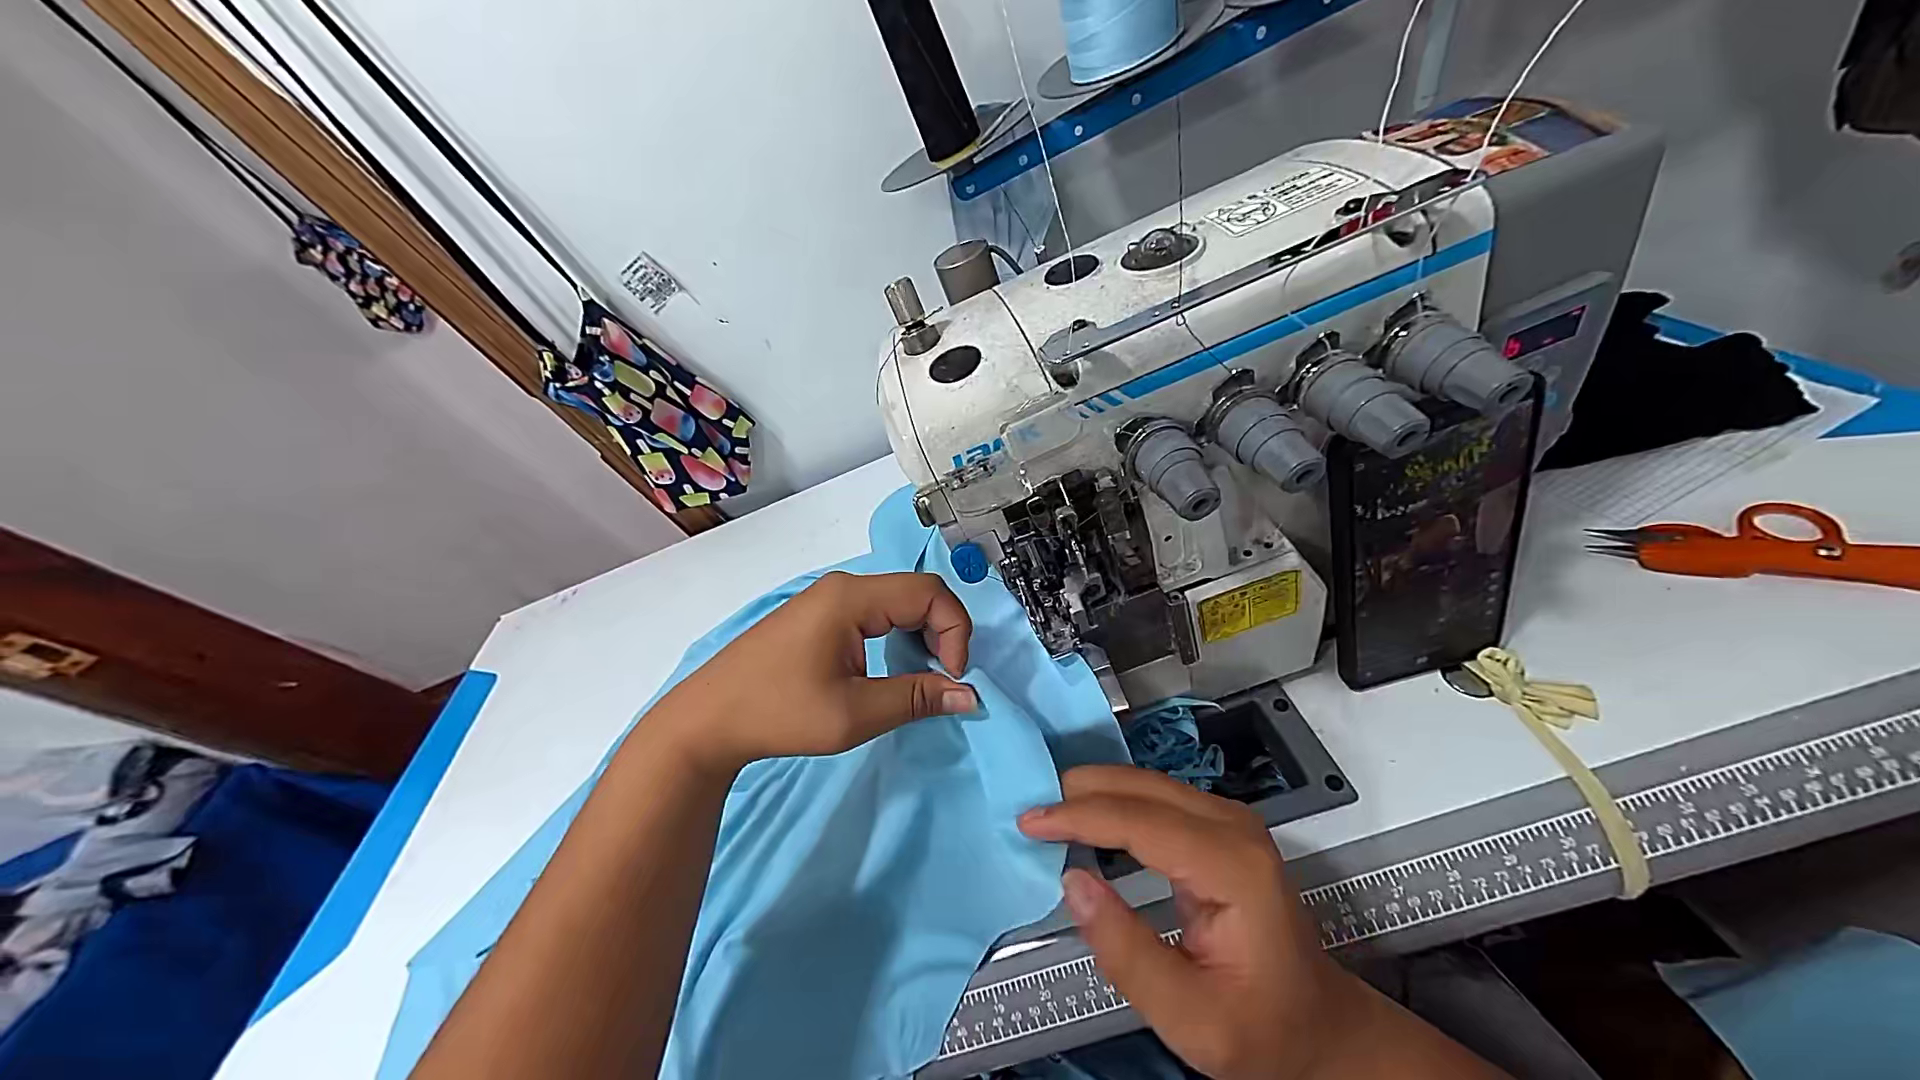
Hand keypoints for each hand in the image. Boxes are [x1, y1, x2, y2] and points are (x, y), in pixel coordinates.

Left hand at [648, 571, 977, 774]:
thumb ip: (916, 698)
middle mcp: (842, 587)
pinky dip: (896, 636)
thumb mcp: (854, 714)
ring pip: (897, 602)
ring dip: (920, 635)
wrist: (707, 721)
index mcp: (851, 597)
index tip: (953, 678)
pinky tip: (889, 668)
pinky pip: (875, 613)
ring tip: (919, 677)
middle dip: (941, 632)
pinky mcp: (819, 615)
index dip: (955, 631)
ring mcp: (827, 598)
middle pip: (916, 593)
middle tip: (941, 678)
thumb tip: (969, 694)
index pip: (929, 594)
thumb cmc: (778, 714)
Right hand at [1017, 766, 1353, 1079]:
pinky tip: (1083, 813)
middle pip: (1141, 786)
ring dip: (1091, 791)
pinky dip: (1110, 800)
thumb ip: (1125, 951)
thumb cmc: (1260, 1028)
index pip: (1140, 821)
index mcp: (1232, 866)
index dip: (1079, 816)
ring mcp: (1227, 820)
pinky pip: (1153, 796)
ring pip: (1144, 782)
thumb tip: (1073, 882)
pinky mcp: (1216, 825)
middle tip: (1027, 807)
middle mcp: (1232, 827)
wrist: (1317, 1026)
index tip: (1029, 822)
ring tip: (1045, 810)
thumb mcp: (1189, 1017)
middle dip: (1078, 790)